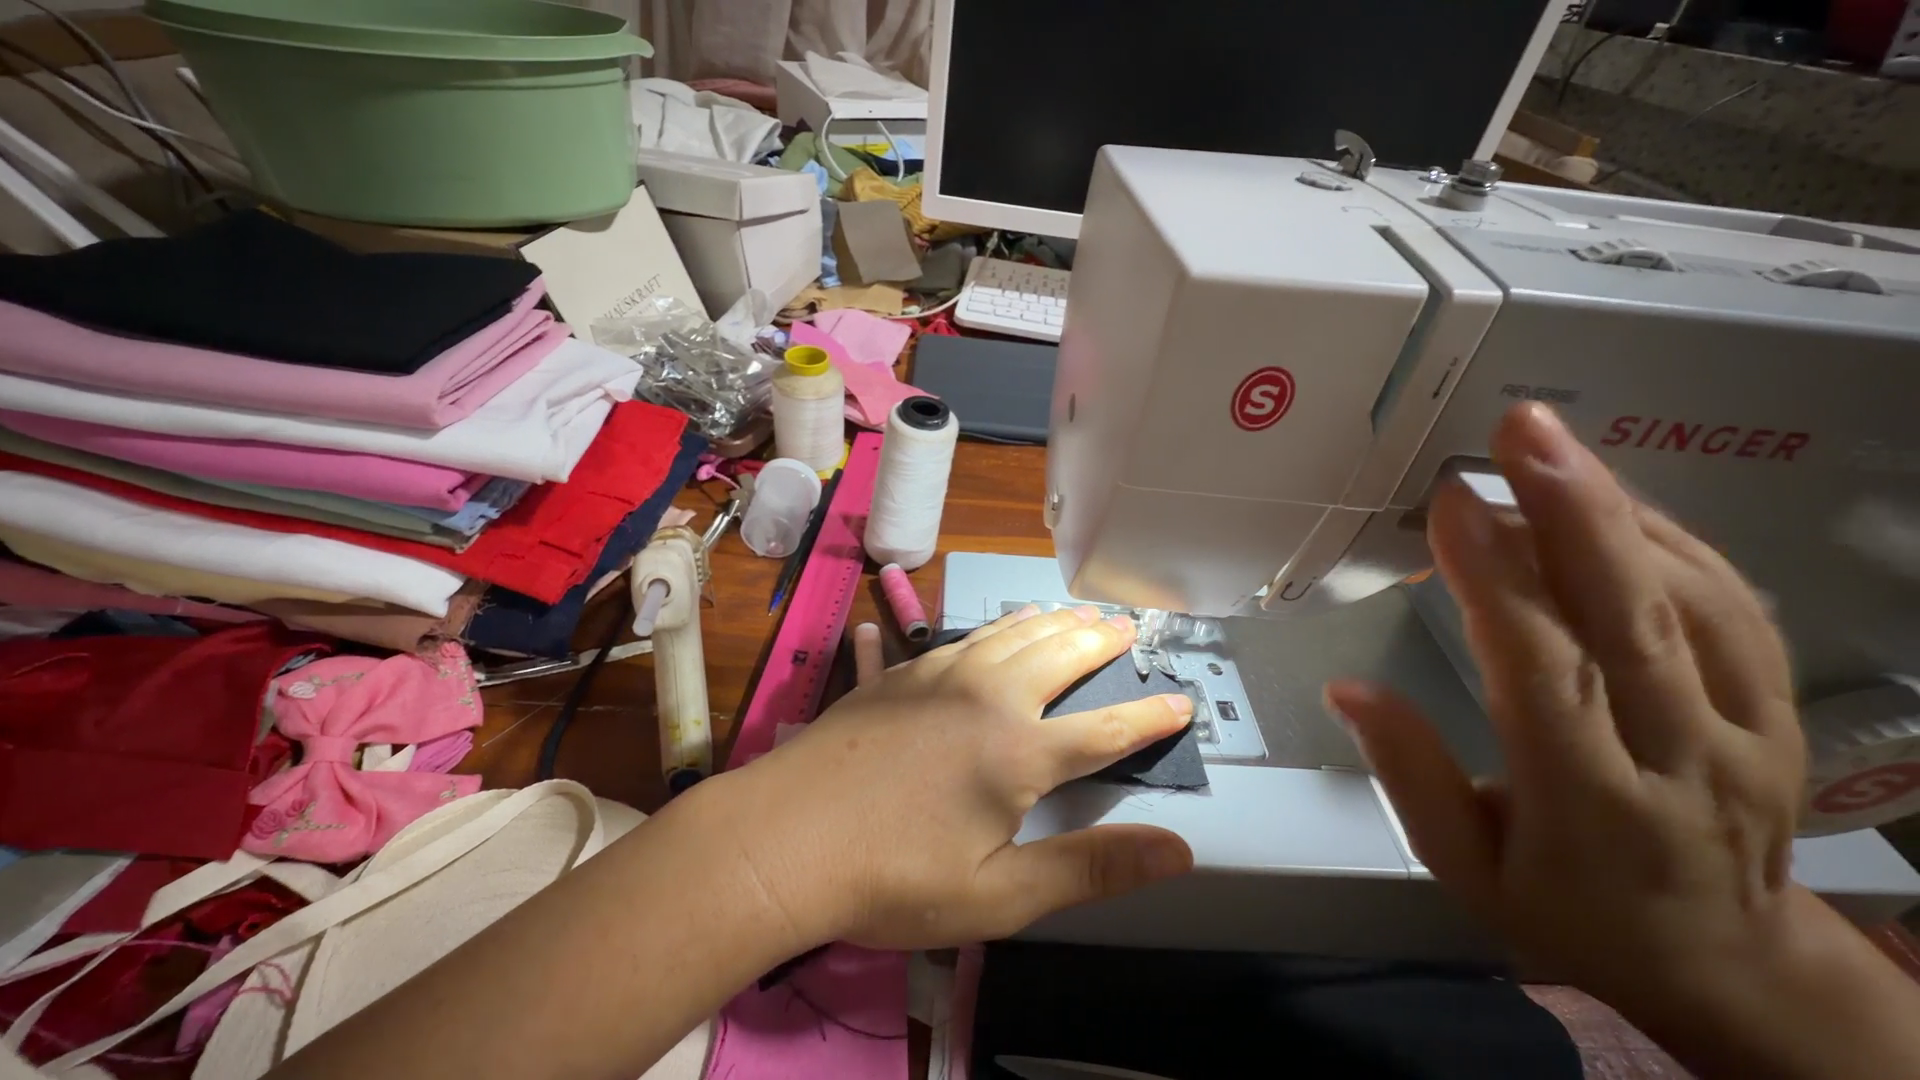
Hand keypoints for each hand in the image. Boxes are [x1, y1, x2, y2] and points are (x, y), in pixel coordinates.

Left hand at [716, 605, 1195, 951]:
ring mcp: (933, 678)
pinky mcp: (892, 678)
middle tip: (1126, 627)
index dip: (1150, 716)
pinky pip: (947, 641)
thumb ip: (1089, 868)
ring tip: (1072, 612)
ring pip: (1006, 634)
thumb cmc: (893, 880)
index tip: (1183, 701)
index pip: (1106, 728)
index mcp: (1019, 751)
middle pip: (1059, 655)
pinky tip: (980, 628)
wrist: (782, 841)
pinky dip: (981, 631)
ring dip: (1047, 622)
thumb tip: (1178, 850)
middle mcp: (985, 697)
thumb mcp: (1000, 894)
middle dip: (1101, 640)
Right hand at [1325, 402, 1807, 1009]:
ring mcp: (1750, 728)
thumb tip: (1348, 688)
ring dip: (1617, 511)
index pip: (1542, 670)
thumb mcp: (1463, 868)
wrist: (1724, 961)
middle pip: (1635, 617)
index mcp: (1589, 802)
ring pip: (1693, 598)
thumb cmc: (1567, 911)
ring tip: (1549, 448)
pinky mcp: (1783, 708)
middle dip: (1573, 509)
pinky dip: (1669, 539)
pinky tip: (1610, 501)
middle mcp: (1683, 755)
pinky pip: (1734, 607)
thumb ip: (1410, 775)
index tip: (1450, 502)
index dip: (1495, 580)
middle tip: (1522, 427)